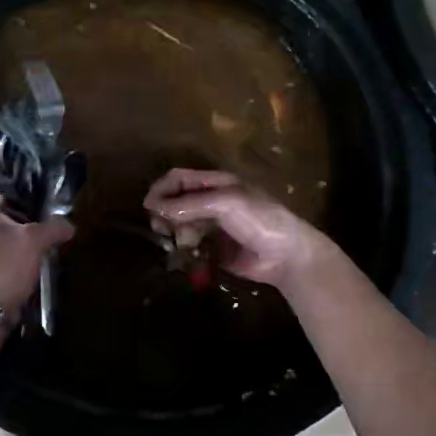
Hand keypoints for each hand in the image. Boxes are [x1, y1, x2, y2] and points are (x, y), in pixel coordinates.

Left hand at [0, 203, 73, 313]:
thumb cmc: (6, 268)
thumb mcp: (35, 241)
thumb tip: (70, 225)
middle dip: (36, 226)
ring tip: (51, 248)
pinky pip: (12, 255)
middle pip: (17, 218)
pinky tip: (38, 264)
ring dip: (31, 244)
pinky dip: (25, 258)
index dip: (36, 203)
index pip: (15, 196)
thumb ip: (55, 226)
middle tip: (56, 231)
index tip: (55, 211)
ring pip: (16, 238)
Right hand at [142, 169, 339, 290]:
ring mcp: (212, 227)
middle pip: (176, 203)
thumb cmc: (260, 219)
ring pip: (180, 227)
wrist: (287, 255)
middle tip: (162, 230)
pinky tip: (188, 257)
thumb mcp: (225, 203)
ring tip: (184, 245)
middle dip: (165, 214)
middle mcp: (211, 202)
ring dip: (176, 235)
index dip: (161, 189)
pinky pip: (190, 248)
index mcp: (215, 183)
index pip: (178, 178)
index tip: (148, 206)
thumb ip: (189, 204)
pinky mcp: (214, 250)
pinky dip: (184, 251)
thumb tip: (152, 205)